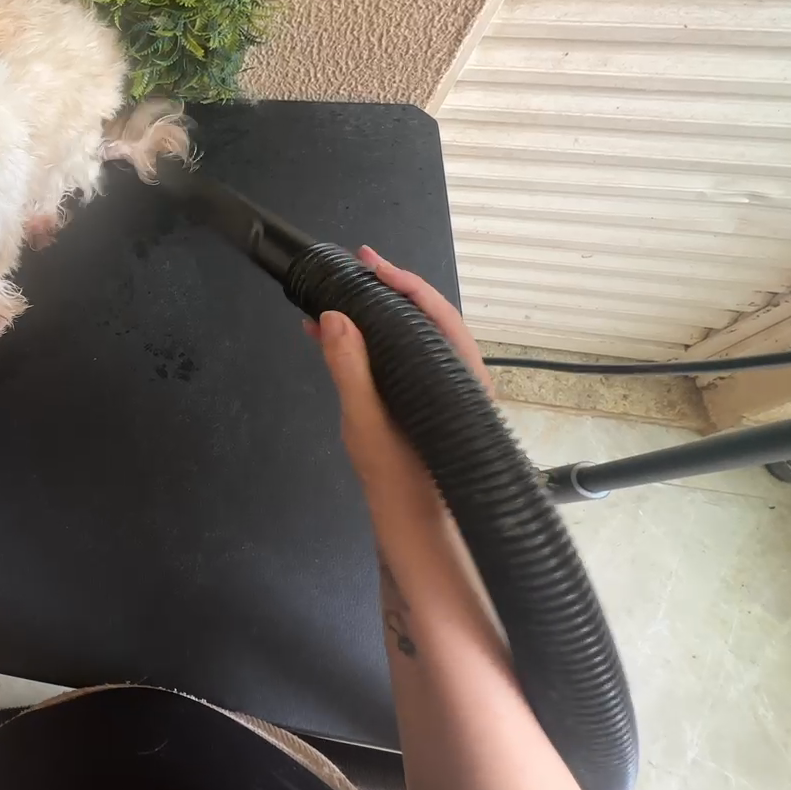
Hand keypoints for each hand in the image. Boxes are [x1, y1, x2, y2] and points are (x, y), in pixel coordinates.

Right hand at [308, 246, 489, 480]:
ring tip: (339, 293)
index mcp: (457, 378)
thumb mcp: (365, 421)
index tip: (371, 264)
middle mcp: (455, 377)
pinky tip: (333, 334)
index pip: (437, 314)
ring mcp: (437, 390)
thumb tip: (334, 317)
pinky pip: (396, 358)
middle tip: (356, 265)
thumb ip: (350, 368)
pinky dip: (366, 340)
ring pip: (410, 338)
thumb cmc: (397, 478)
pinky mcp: (419, 401)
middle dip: (389, 290)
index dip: (405, 283)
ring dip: (375, 314)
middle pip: (426, 319)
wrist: (415, 525)